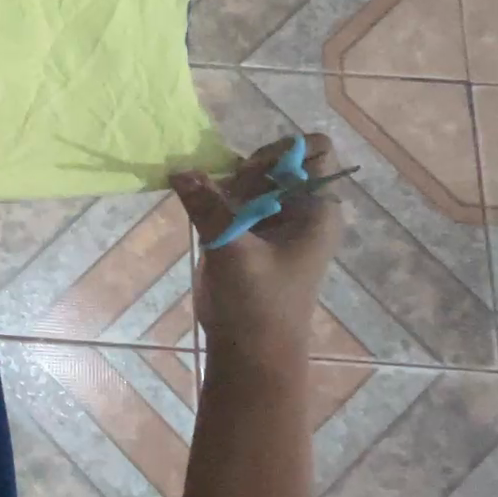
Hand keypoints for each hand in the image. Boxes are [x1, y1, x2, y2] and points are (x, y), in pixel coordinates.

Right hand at [170, 135, 343, 364]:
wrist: (251, 345)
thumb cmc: (257, 301)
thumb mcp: (232, 251)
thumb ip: (208, 207)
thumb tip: (179, 170)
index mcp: (318, 210)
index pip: (313, 151)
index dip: (277, 155)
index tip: (247, 178)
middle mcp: (301, 208)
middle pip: (275, 162)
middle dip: (242, 170)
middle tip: (220, 197)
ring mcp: (273, 221)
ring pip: (249, 179)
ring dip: (222, 184)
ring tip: (202, 204)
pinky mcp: (248, 232)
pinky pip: (232, 199)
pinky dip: (212, 197)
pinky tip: (193, 207)